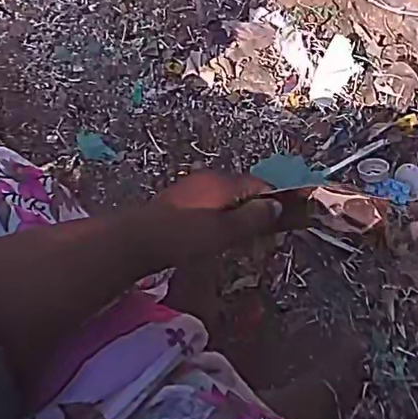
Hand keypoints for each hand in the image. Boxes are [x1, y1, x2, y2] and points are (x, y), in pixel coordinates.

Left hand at [142, 170, 282, 263]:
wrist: (138, 239)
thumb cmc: (186, 237)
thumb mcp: (226, 232)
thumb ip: (254, 217)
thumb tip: (276, 206)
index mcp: (225, 182)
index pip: (261, 185)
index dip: (274, 204)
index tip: (278, 227)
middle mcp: (210, 177)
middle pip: (243, 190)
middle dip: (254, 211)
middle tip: (258, 238)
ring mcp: (192, 186)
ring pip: (225, 198)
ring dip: (235, 215)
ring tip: (235, 240)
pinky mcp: (179, 198)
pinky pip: (208, 203)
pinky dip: (216, 217)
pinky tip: (210, 236)